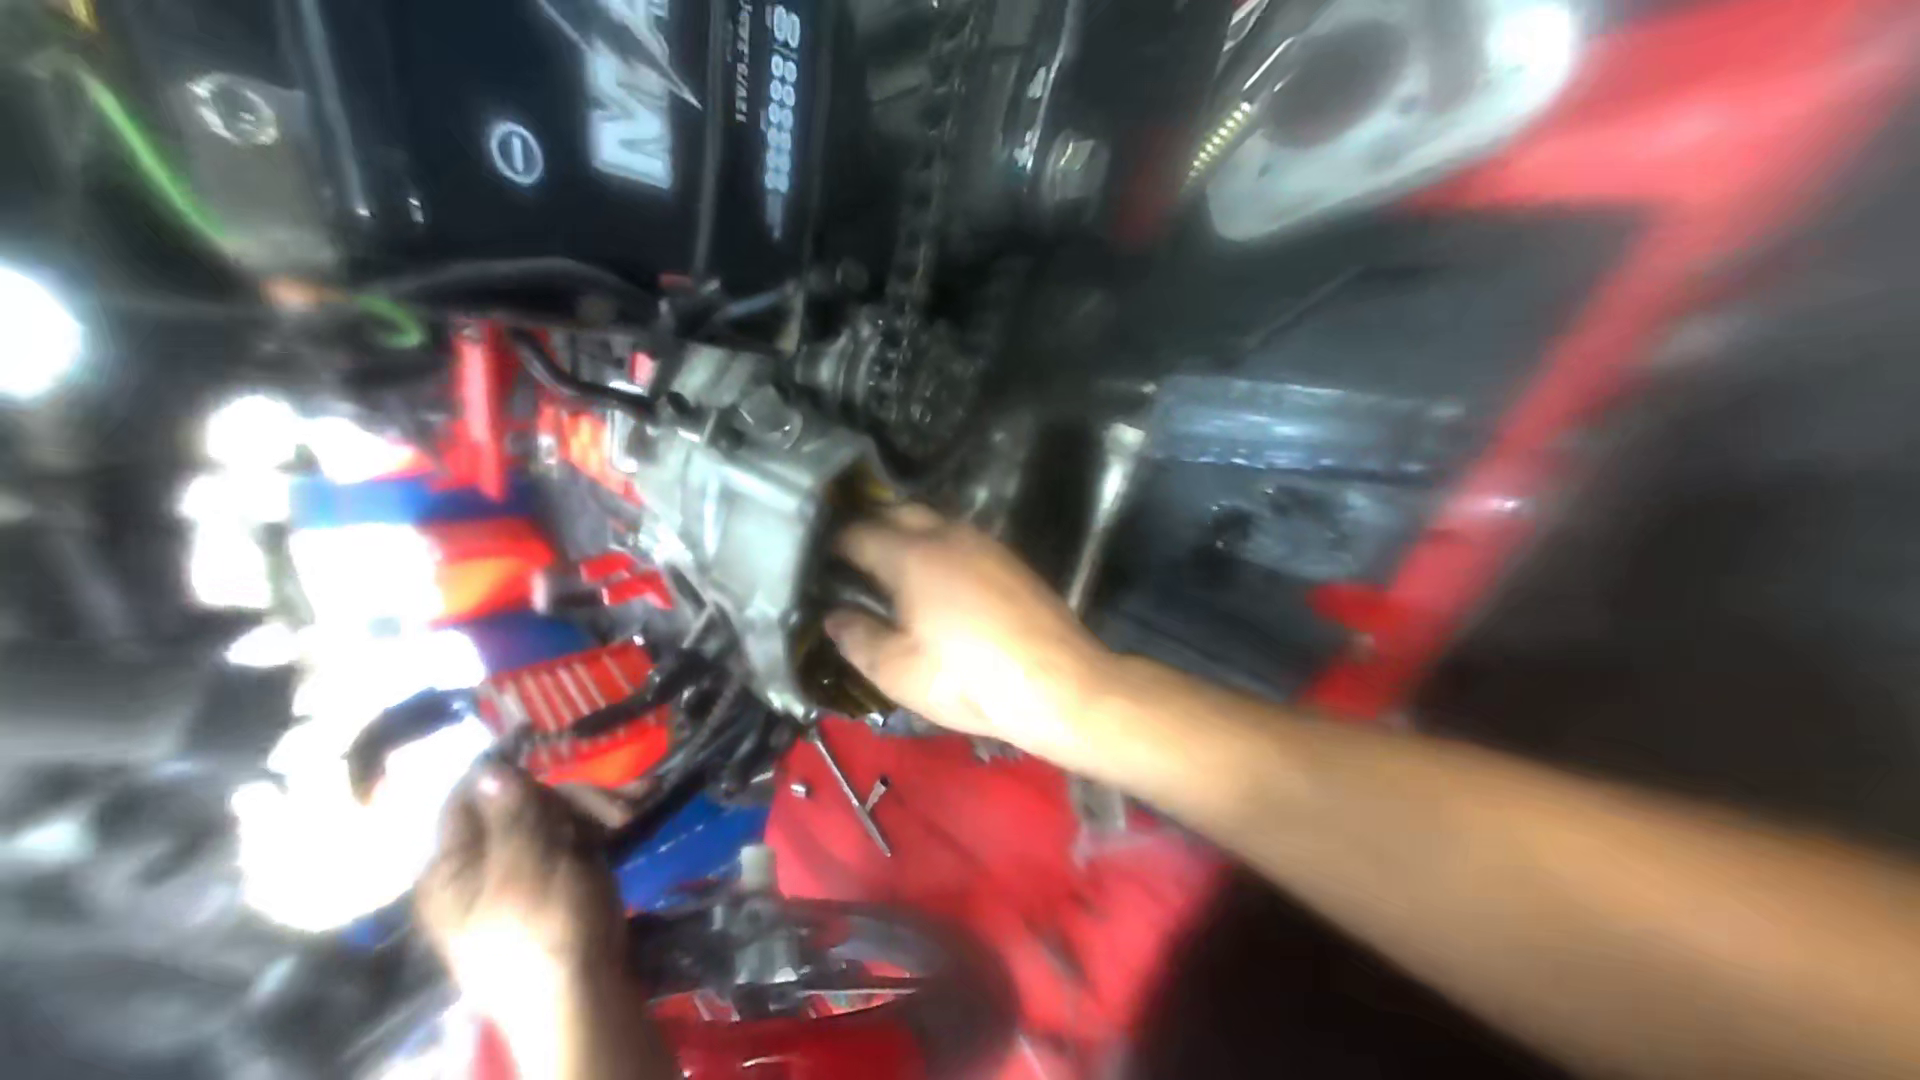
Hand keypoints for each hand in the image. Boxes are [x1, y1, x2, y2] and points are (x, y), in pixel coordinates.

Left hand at [418, 765, 665, 1079]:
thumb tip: (486, 769)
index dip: (510, 777)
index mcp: (454, 868)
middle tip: (616, 808)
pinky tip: (635, 809)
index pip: (469, 799)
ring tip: (636, 808)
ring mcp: (525, 869)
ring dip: (598, 806)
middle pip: (523, 803)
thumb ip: (508, 817)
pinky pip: (578, 834)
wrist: (583, 995)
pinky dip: (605, 820)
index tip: (553, 760)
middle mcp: (484, 863)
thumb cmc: (545, 933)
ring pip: (557, 815)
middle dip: (572, 798)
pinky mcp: (560, 875)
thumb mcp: (524, 870)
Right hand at [827, 505, 1110, 764]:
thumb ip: (858, 638)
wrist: (1060, 685)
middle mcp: (948, 536)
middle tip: (853, 560)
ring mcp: (985, 544)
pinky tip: (938, 580)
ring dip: (907, 533)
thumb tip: (835, 617)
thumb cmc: (970, 681)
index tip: (821, 563)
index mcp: (912, 556)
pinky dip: (938, 546)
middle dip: (871, 527)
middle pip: (898, 512)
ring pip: (934, 521)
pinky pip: (961, 538)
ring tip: (891, 568)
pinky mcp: (1010, 559)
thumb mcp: (899, 672)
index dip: (834, 546)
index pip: (859, 533)